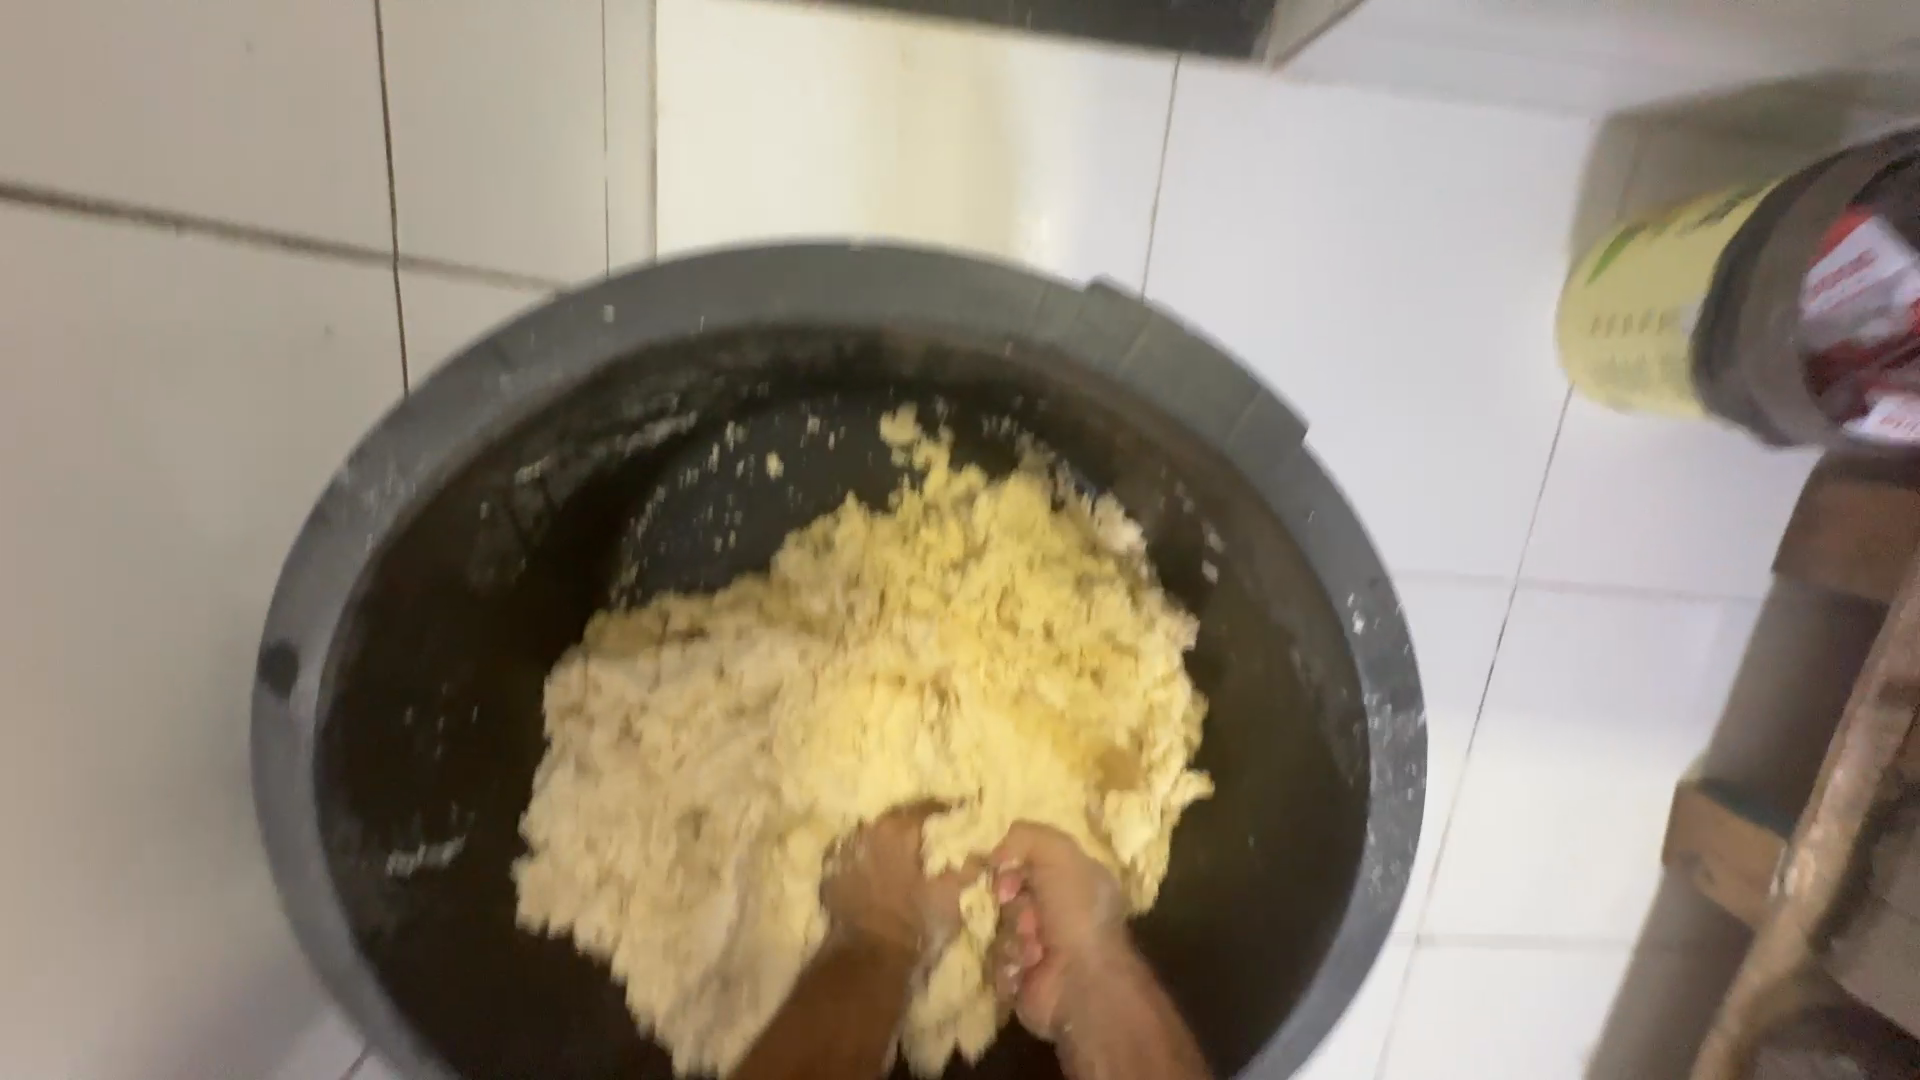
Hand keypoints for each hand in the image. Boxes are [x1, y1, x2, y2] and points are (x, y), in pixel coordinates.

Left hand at [822, 803, 981, 962]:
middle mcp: (869, 831)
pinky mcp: (830, 874)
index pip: (925, 807)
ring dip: (886, 838)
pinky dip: (865, 857)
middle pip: (895, 817)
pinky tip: (874, 867)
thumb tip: (984, 853)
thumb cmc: (913, 922)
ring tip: (902, 848)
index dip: (944, 809)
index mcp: (900, 830)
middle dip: (913, 821)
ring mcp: (845, 851)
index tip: (958, 810)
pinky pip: (851, 855)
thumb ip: (968, 869)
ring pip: (871, 833)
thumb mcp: (950, 896)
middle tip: (930, 829)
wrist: (867, 959)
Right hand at [989, 822, 1130, 1040]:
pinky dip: (1008, 962)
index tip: (1004, 868)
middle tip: (1023, 912)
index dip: (1011, 863)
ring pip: (1000, 927)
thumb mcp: (1057, 852)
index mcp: (1074, 879)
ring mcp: (1039, 945)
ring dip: (1013, 935)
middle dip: (1013, 903)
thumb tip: (996, 855)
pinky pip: (996, 960)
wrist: (1082, 981)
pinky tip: (1026, 967)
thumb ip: (1024, 836)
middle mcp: (1058, 911)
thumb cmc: (1076, 910)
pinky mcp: (1021, 977)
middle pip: (1008, 894)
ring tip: (1033, 947)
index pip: (1029, 861)